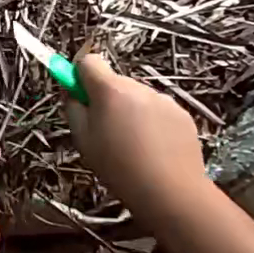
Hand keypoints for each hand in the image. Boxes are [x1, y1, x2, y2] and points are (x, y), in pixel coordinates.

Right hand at [65, 54, 208, 225]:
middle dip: (107, 99)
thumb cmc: (118, 167)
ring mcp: (163, 100)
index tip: (79, 95)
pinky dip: (152, 123)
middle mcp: (138, 88)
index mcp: (110, 90)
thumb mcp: (83, 140)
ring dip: (130, 111)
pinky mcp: (182, 114)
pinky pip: (158, 111)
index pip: (89, 61)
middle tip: (105, 130)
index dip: (80, 75)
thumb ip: (73, 109)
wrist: (169, 191)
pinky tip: (152, 149)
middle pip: (114, 82)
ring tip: (131, 145)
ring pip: (137, 97)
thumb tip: (71, 93)